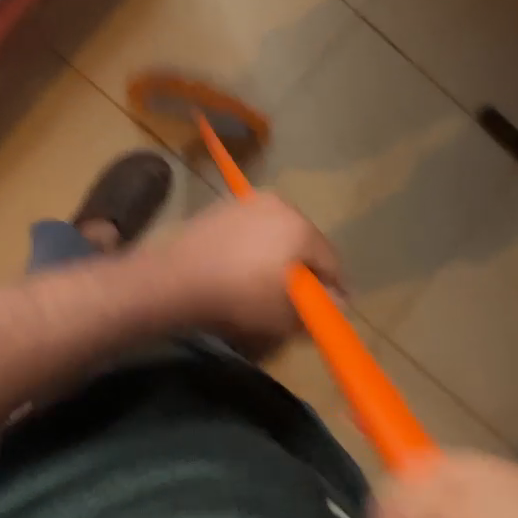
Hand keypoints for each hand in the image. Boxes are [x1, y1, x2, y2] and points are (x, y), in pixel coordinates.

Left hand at [139, 193, 339, 354]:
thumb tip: (338, 302)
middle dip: (306, 266)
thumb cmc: (239, 297)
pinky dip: (256, 243)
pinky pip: (253, 227)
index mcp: (302, 228)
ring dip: (281, 252)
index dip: (334, 287)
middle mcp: (281, 205)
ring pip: (278, 230)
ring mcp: (250, 201)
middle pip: (306, 239)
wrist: (179, 276)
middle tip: (300, 294)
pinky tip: (243, 265)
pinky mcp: (225, 205)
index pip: (331, 260)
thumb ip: (317, 309)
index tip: (331, 307)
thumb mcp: (284, 316)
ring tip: (269, 280)